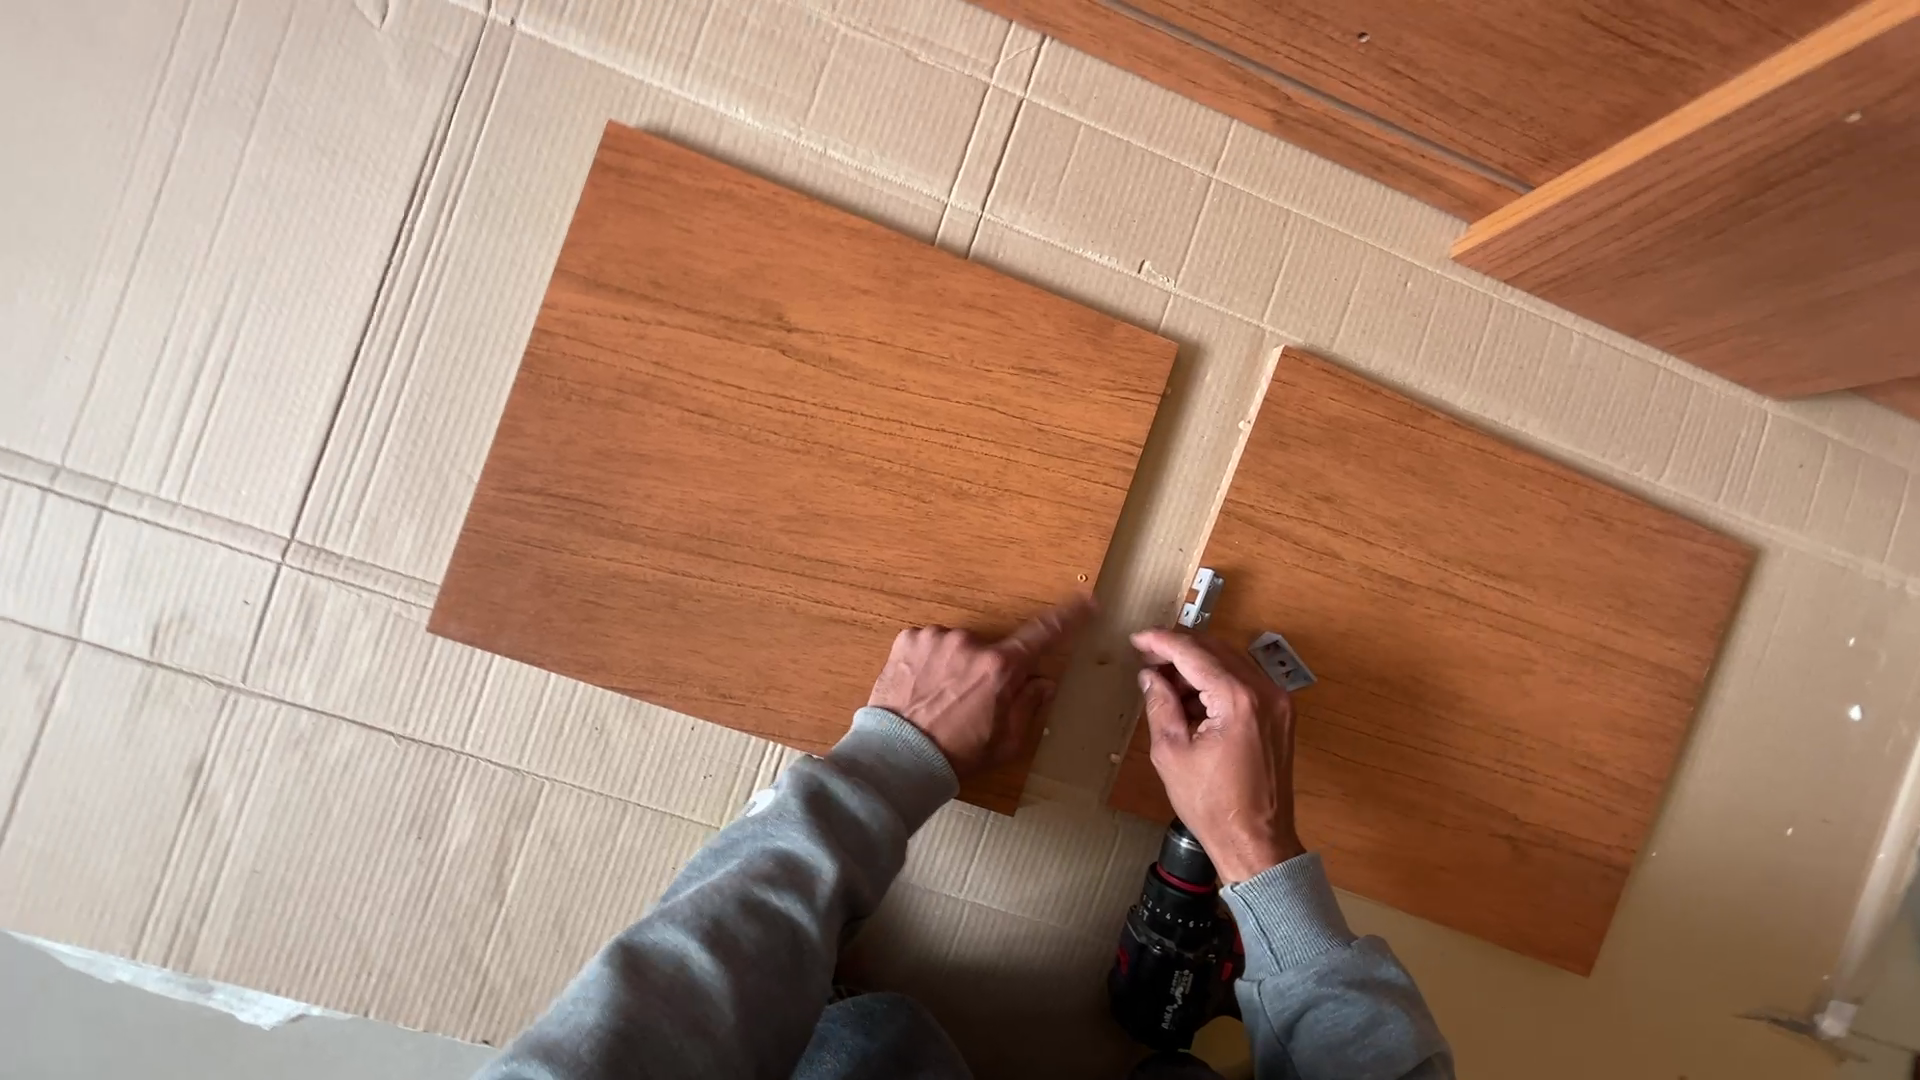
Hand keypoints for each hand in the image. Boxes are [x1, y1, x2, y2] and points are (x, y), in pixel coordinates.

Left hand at [869, 596, 1094, 776]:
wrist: (898, 757)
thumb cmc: (954, 755)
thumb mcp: (1005, 742)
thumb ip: (1028, 706)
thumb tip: (1042, 682)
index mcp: (1000, 669)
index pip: (1043, 635)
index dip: (1068, 617)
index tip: (1085, 602)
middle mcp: (970, 644)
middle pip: (989, 651)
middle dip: (985, 671)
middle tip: (967, 704)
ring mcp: (937, 638)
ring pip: (956, 647)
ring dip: (953, 666)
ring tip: (937, 699)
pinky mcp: (909, 639)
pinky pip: (927, 644)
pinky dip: (926, 662)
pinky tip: (919, 688)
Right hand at [1133, 628, 1304, 882]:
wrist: (1257, 842)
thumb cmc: (1212, 804)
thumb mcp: (1171, 751)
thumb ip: (1159, 703)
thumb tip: (1150, 676)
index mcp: (1237, 700)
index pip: (1193, 653)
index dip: (1161, 642)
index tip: (1137, 638)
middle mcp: (1264, 692)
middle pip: (1215, 650)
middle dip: (1178, 650)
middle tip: (1147, 658)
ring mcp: (1278, 703)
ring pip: (1230, 662)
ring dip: (1197, 664)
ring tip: (1164, 680)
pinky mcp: (1280, 715)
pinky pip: (1244, 681)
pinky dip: (1216, 680)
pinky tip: (1191, 696)